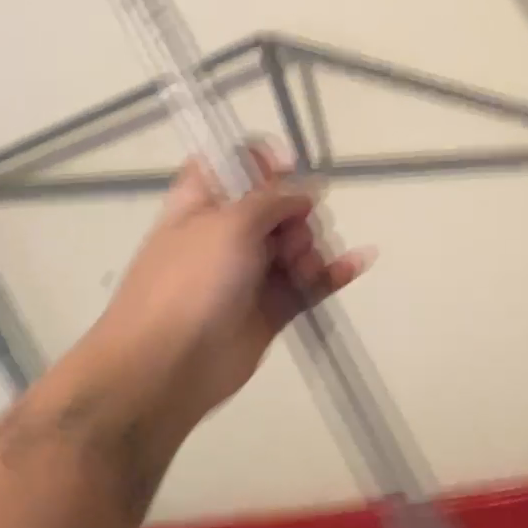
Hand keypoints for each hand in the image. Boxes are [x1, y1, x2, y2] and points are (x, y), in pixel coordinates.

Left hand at [82, 144, 373, 426]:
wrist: (168, 366)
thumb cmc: (187, 285)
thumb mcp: (228, 224)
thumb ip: (272, 198)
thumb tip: (306, 191)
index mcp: (202, 207)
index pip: (230, 168)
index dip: (260, 161)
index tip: (289, 166)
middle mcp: (229, 235)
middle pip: (282, 207)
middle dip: (299, 216)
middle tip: (287, 238)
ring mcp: (254, 272)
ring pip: (302, 244)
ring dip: (314, 250)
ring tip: (302, 273)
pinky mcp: (276, 305)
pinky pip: (315, 281)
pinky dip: (337, 271)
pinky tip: (359, 261)